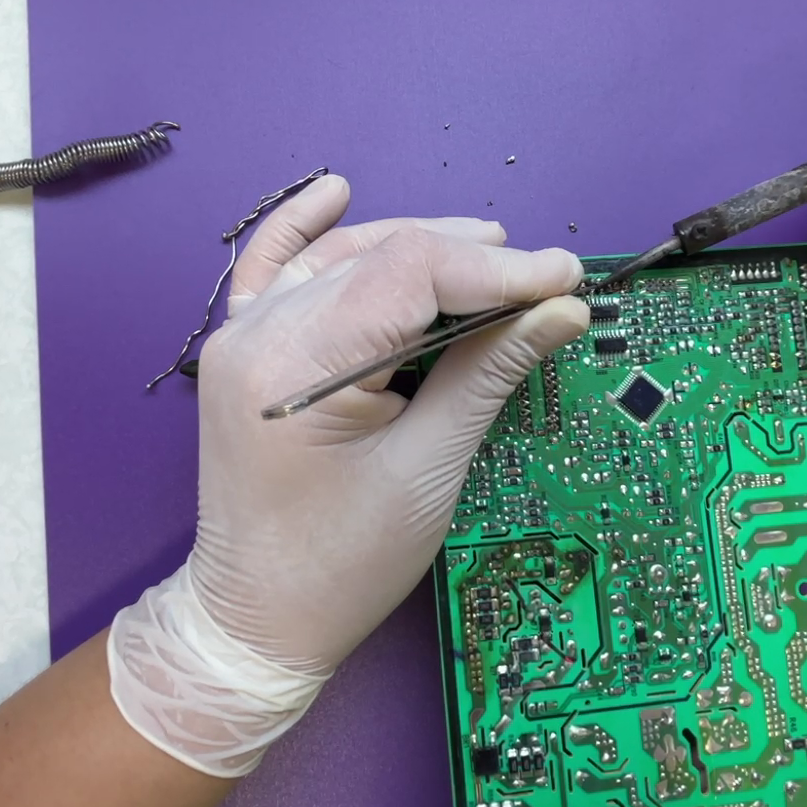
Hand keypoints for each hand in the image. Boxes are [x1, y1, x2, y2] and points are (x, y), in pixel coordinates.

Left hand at [109, 174, 588, 775]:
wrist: (255, 616)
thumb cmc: (344, 563)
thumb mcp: (427, 469)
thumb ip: (487, 373)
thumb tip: (560, 309)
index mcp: (297, 365)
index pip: (410, 276)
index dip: (496, 269)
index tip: (565, 275)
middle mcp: (259, 332)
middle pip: (379, 258)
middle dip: (468, 260)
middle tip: (540, 276)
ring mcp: (242, 336)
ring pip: (340, 259)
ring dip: (414, 247)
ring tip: (487, 249)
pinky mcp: (243, 349)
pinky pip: (274, 270)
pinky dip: (308, 229)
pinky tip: (338, 191)